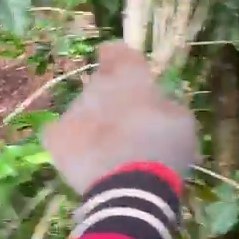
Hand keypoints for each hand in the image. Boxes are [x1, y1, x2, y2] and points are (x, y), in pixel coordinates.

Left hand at [42, 42, 199, 194]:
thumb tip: (158, 103)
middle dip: (109, 98)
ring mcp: (73, 110)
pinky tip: (82, 158)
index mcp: (130, 76)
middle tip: (125, 124)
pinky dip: (69, 142)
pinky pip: (59, 134)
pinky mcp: (56, 137)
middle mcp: (97, 86)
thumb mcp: (182, 122)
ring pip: (82, 110)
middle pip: (99, 84)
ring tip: (107, 151)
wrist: (133, 186)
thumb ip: (165, 104)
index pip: (118, 52)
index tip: (125, 71)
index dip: (120, 59)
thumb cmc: (164, 150)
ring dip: (92, 123)